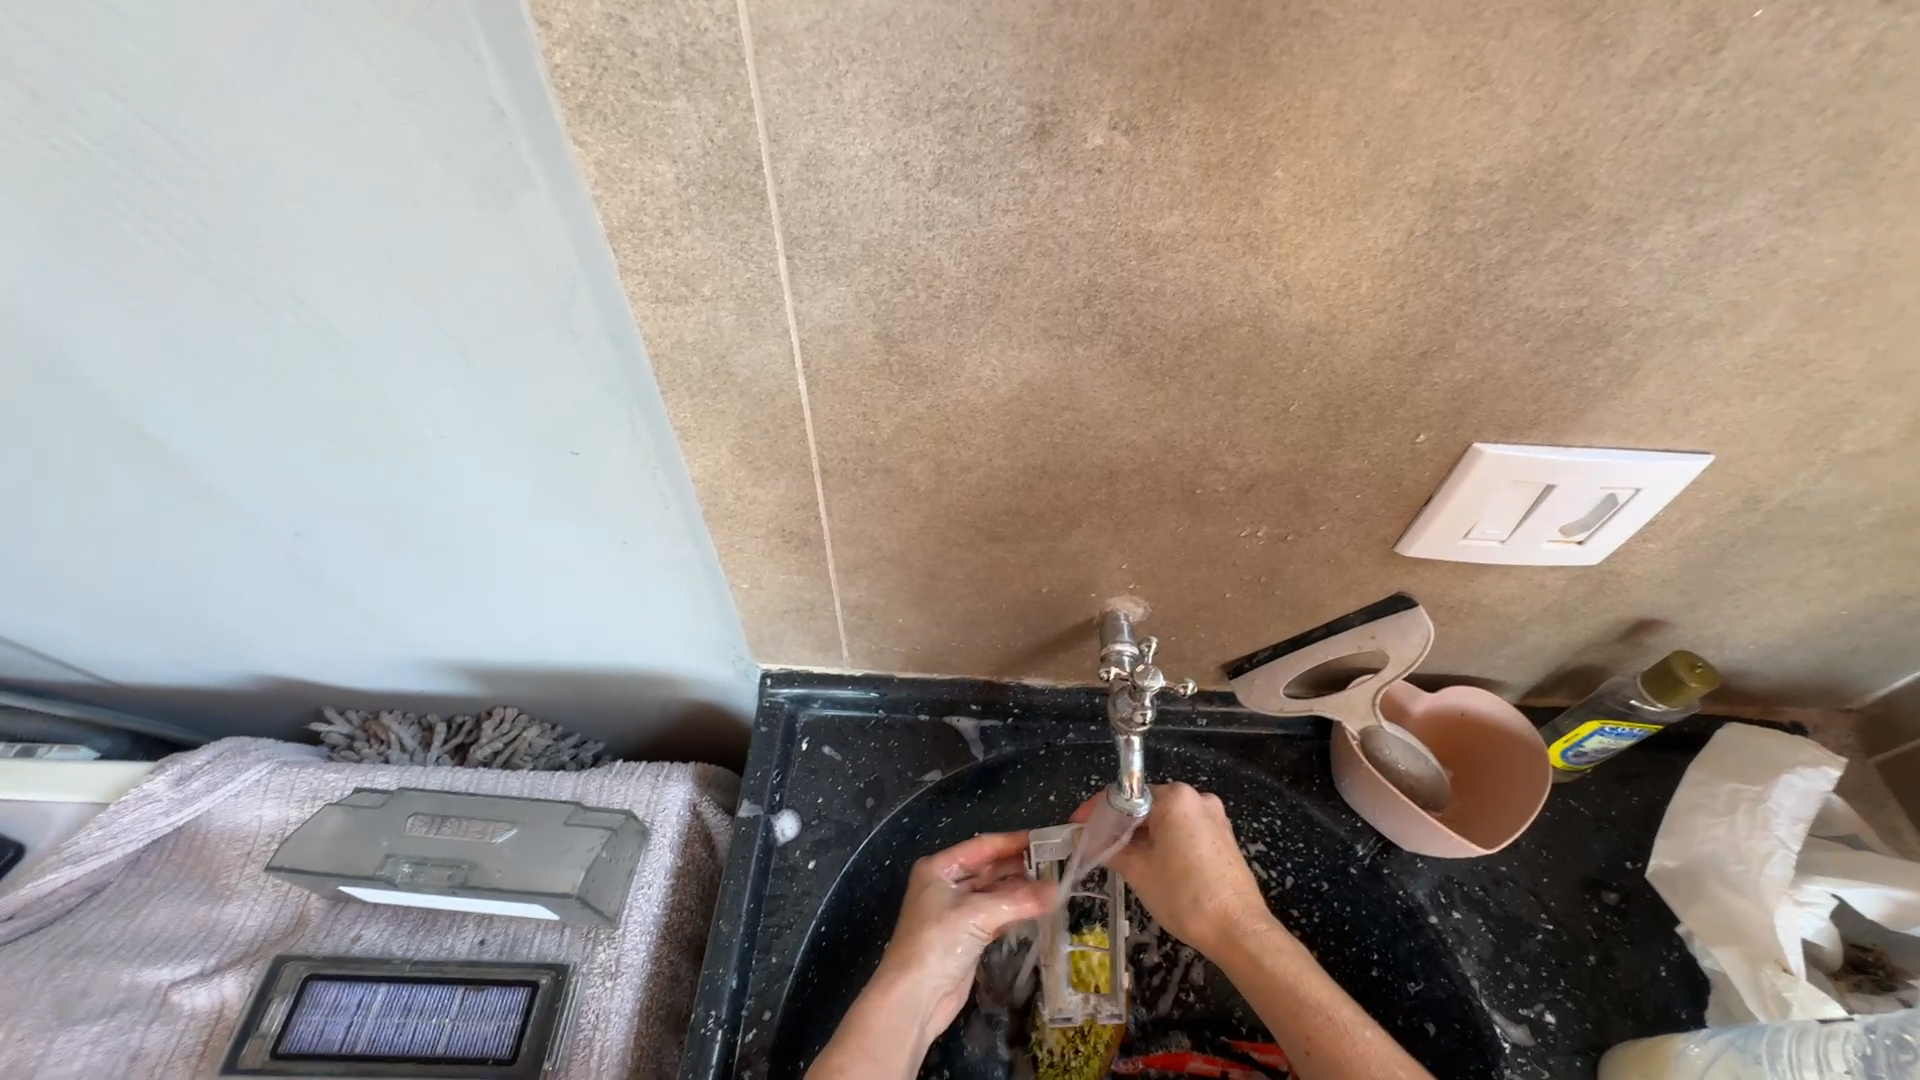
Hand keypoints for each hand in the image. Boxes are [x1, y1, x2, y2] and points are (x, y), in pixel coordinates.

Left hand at [869, 831, 1054, 1041]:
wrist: (914, 998)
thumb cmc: (937, 942)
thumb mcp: (977, 915)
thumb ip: (1019, 901)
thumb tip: (1058, 890)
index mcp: (940, 868)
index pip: (982, 847)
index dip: (1013, 842)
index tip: (1045, 839)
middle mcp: (947, 884)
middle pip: (989, 869)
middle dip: (1020, 867)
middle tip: (1056, 863)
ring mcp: (957, 911)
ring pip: (994, 893)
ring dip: (1021, 891)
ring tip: (1054, 884)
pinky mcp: (967, 936)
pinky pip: (996, 914)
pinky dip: (1016, 911)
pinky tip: (1039, 907)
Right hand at [1071, 782, 1273, 957]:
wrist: (1239, 932)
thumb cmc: (1184, 896)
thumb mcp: (1138, 870)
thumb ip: (1108, 848)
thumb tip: (1084, 839)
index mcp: (1175, 798)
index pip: (1124, 796)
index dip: (1096, 812)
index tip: (1076, 827)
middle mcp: (1197, 798)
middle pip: (1145, 805)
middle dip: (1119, 825)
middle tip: (1095, 846)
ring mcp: (1214, 818)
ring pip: (1164, 819)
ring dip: (1141, 835)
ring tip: (1120, 858)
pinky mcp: (1223, 838)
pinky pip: (1183, 831)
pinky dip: (1163, 842)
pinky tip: (1151, 864)